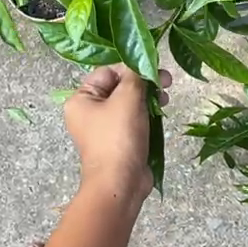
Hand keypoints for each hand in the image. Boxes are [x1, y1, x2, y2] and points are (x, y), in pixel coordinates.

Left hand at [63, 65, 159, 204]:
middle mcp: (89, 112)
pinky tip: (160, 113)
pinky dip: (147, 114)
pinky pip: (133, 119)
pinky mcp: (119, 141)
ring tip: (165, 99)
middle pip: (119, 87)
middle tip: (166, 82)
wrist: (120, 183)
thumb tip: (142, 64)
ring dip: (148, 98)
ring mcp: (104, 128)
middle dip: (144, 84)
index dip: (131, 68)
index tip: (154, 70)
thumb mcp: (128, 99)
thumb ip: (135, 76)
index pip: (108, 72)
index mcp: (81, 99)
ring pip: (129, 103)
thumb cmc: (118, 138)